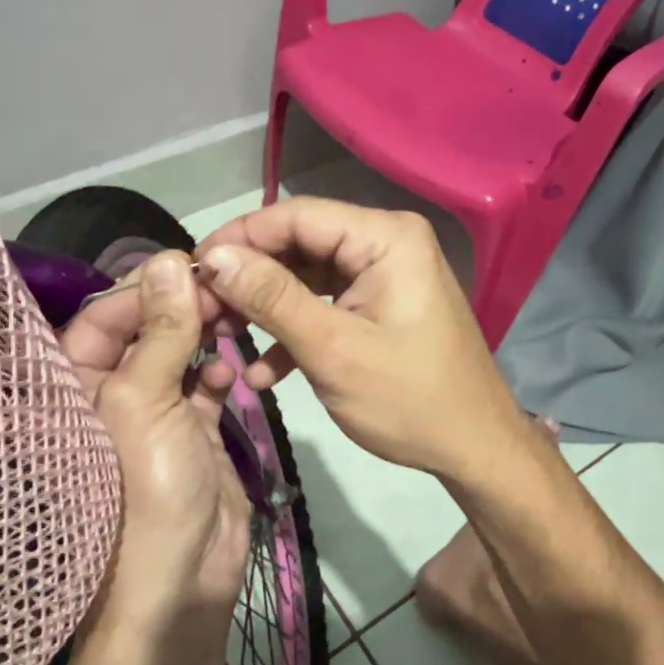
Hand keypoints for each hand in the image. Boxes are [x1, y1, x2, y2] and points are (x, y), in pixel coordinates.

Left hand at [60, 252, 250, 632]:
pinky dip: (219, 374)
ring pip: (179, 355)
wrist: (182, 584)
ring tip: (236, 319)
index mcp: (77, 387)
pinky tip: (233, 371)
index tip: (192, 264)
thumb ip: (162, 331)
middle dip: (182, 307)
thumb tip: (170, 260)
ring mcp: (155, 416)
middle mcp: (112, 395)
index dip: (143, 288)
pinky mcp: (194, 435)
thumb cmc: (145, 491)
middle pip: (145, 331)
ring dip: (205, 335)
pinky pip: (204, 388)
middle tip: (226, 289)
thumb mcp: (146, 403)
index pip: (103, 317)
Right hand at [196, 198, 534, 479]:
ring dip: (265, 308)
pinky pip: (327, 304)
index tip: (189, 270)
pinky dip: (295, 331)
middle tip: (199, 311)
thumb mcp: (333, 349)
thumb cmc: (409, 399)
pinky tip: (262, 371)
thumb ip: (272, 298)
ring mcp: (385, 276)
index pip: (295, 215)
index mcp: (385, 237)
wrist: (474, 448)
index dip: (238, 238)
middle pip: (299, 244)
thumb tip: (214, 256)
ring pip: (306, 276)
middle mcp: (386, 243)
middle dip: (248, 279)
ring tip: (219, 338)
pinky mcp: (380, 306)